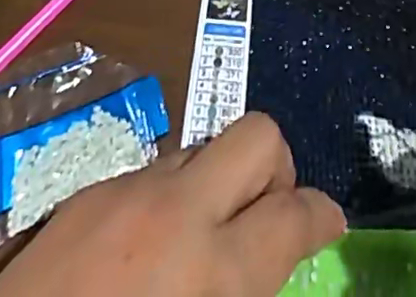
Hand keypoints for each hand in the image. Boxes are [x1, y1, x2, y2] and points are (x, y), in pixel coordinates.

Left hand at [0, 112, 344, 296]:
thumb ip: (246, 290)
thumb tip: (268, 268)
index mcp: (217, 269)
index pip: (297, 212)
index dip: (324, 215)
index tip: (327, 225)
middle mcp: (177, 209)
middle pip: (257, 135)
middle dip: (277, 169)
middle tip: (267, 215)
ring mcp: (127, 189)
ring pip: (202, 148)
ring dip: (218, 182)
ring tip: (202, 236)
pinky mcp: (87, 191)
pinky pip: (153, 170)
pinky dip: (169, 196)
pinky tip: (145, 248)